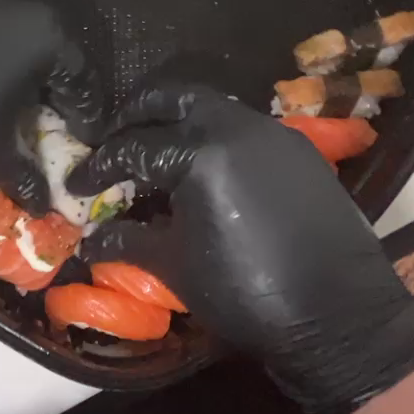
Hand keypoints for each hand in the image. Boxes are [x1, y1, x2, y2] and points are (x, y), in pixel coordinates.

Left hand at [0, 0, 86, 206]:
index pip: (81, 77)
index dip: (83, 113)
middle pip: (48, 45)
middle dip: (49, 84)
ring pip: (6, 28)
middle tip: (43, 118)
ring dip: (9, 61)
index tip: (81, 137)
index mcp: (44, 32)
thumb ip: (23, 176)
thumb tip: (43, 204)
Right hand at [69, 85, 413, 413]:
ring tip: (154, 158)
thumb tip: (90, 239)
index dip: (99, 167)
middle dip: (135, 117)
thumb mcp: (172, 264)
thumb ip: (127, 240)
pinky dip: (212, 139)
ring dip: (176, 122)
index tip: (78, 185)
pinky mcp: (299, 151)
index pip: (133, 147)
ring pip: (212, 108)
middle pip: (173, 98)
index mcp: (200, 153)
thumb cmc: (241, 291)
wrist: (336, 315)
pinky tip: (202, 174)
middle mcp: (238, 128)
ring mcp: (274, 135)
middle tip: (113, 145)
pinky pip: (244, 129)